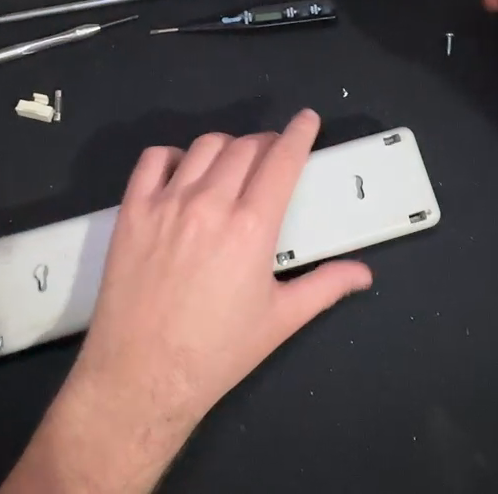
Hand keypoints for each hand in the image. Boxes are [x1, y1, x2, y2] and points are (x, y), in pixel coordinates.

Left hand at [67, 110, 372, 444]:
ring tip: (232, 164)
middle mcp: (211, 203)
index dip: (299, 133)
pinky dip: (173, 156)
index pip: (282, 160)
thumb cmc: (217, 353)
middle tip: (273, 156)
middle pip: (246, 147)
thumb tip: (363, 273)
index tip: (306, 120)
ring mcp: (167, 203)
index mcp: (252, 226)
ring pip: (204, 147)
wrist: (141, 377)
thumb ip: (325, 287)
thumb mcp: (280, 321)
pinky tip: (183, 172)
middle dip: (267, 143)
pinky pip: (153, 159)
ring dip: (227, 147)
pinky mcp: (133, 210)